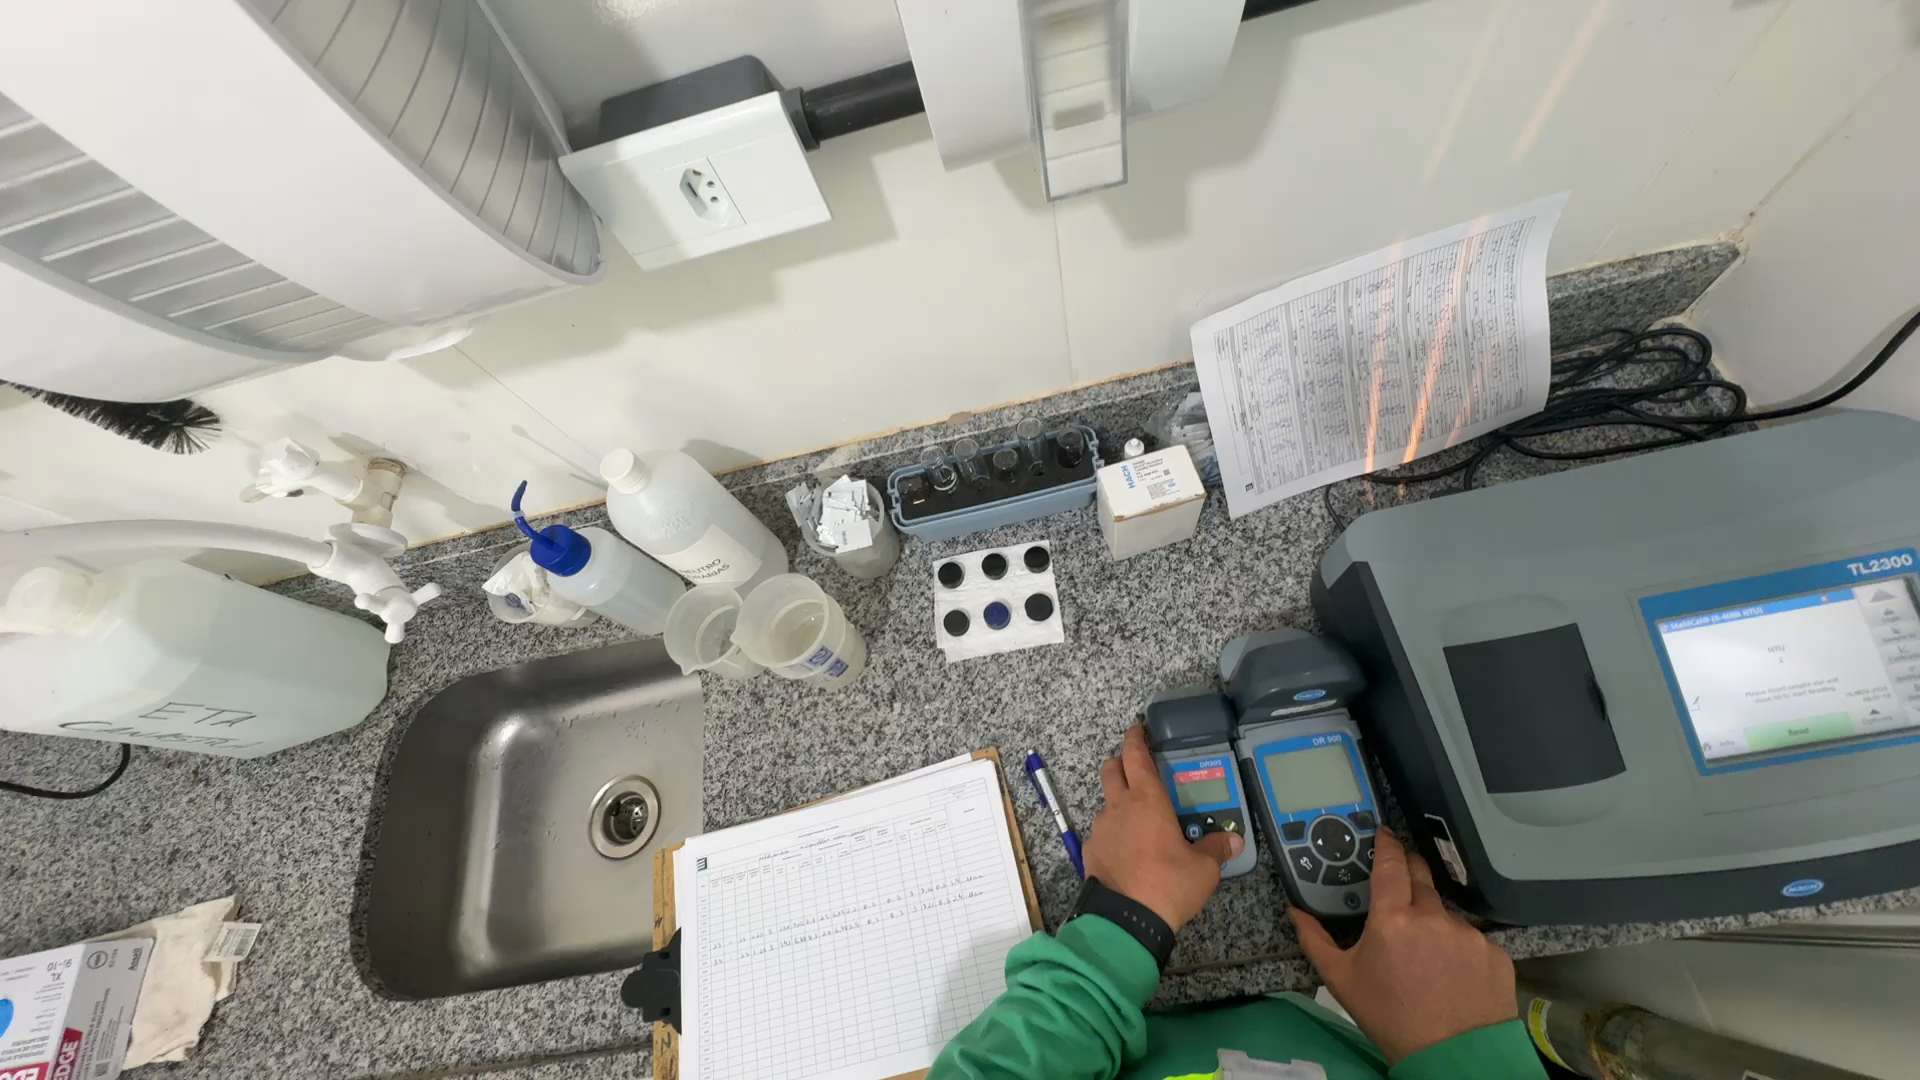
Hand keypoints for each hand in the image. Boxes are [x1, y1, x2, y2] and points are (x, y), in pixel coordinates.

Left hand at [1082, 725, 1243, 931]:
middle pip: (1111, 769)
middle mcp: (1119, 806)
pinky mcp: (1091, 849)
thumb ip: (1216, 849)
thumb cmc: (1167, 885)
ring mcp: (1102, 827)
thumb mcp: (1203, 869)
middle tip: (1136, 766)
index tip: (1137, 729)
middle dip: (1120, 761)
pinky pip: (1103, 832)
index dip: (1135, 738)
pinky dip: (1114, 833)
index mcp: (1147, 800)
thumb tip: (1234, 839)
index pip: (1136, 756)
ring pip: (1107, 802)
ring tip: (1139, 820)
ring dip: (1119, 802)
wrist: (1125, 919)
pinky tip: (1128, 851)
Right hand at [1289, 829, 1517, 1063]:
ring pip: (1445, 911)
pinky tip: (1452, 969)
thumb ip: (1313, 939)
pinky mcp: (1497, 955)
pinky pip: (1472, 938)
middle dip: (1408, 871)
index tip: (1384, 832)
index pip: (1391, 863)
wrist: (1457, 1064)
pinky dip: (1459, 945)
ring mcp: (1469, 935)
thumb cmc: (1391, 1017)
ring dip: (1433, 917)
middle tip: (1398, 881)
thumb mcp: (1342, 979)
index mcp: (1392, 918)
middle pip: (1420, 876)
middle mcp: (1432, 917)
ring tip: (1425, 948)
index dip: (1387, 843)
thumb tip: (1294, 910)